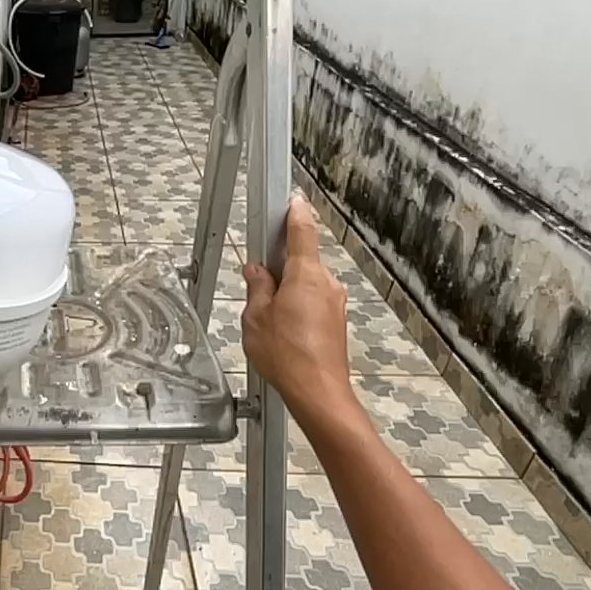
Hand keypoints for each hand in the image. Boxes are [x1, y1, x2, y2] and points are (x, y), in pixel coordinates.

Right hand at [241, 192, 361, 431]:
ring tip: (266, 316)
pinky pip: (312, 300)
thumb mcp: (255, 317)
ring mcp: (334, 302)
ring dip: (287, 288)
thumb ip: (256, 288)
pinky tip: (281, 327)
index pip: (302, 232)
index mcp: (305, 275)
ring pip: (306, 282)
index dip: (295, 212)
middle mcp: (326, 283)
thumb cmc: (286, 355)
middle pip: (301, 260)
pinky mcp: (335, 320)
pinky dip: (296, 304)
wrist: (317, 391)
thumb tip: (256, 272)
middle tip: (257, 280)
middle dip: (279, 265)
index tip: (292, 198)